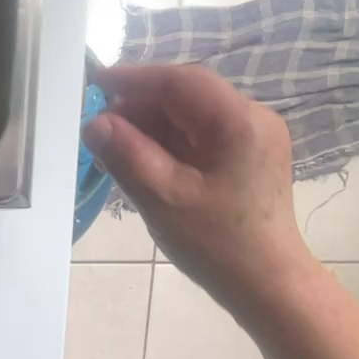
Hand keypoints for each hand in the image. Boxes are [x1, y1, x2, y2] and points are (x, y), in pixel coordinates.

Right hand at [82, 65, 320, 318]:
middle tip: (97, 132)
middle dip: (138, 107)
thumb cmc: (215, 241)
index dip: (134, 78)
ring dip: (149, 127)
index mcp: (238, 122)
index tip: (94, 84)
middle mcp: (251, 119)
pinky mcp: (244, 159)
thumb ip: (126, 155)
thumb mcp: (162, 198)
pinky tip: (141, 164)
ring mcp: (251, 139)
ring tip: (113, 152)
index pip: (180, 81)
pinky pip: (198, 137)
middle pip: (186, 97)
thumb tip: (95, 122)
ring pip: (190, 118)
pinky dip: (165, 144)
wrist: (264, 280)